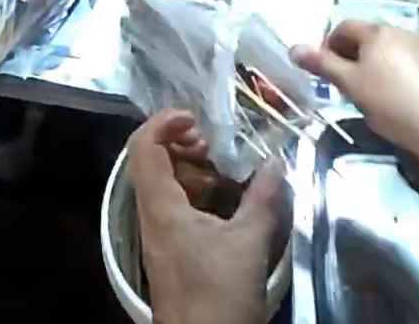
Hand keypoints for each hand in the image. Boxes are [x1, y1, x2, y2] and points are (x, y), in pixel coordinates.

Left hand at [128, 110, 282, 323]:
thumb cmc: (219, 298)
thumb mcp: (248, 244)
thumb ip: (262, 196)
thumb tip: (274, 159)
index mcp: (161, 208)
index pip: (143, 147)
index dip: (164, 121)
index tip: (197, 120)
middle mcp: (152, 216)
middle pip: (148, 159)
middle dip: (177, 140)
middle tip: (209, 144)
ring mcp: (158, 234)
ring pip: (159, 181)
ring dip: (185, 164)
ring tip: (216, 166)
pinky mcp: (169, 250)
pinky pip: (170, 202)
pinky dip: (189, 187)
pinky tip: (218, 196)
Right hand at [292, 22, 418, 178]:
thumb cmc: (394, 104)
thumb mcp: (352, 86)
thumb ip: (323, 65)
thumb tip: (293, 47)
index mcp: (378, 31)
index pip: (344, 26)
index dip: (328, 45)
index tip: (323, 71)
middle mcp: (402, 31)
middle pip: (368, 37)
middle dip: (351, 56)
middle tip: (344, 86)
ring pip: (388, 51)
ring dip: (374, 66)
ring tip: (370, 97)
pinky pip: (408, 63)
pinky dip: (396, 75)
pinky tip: (399, 103)